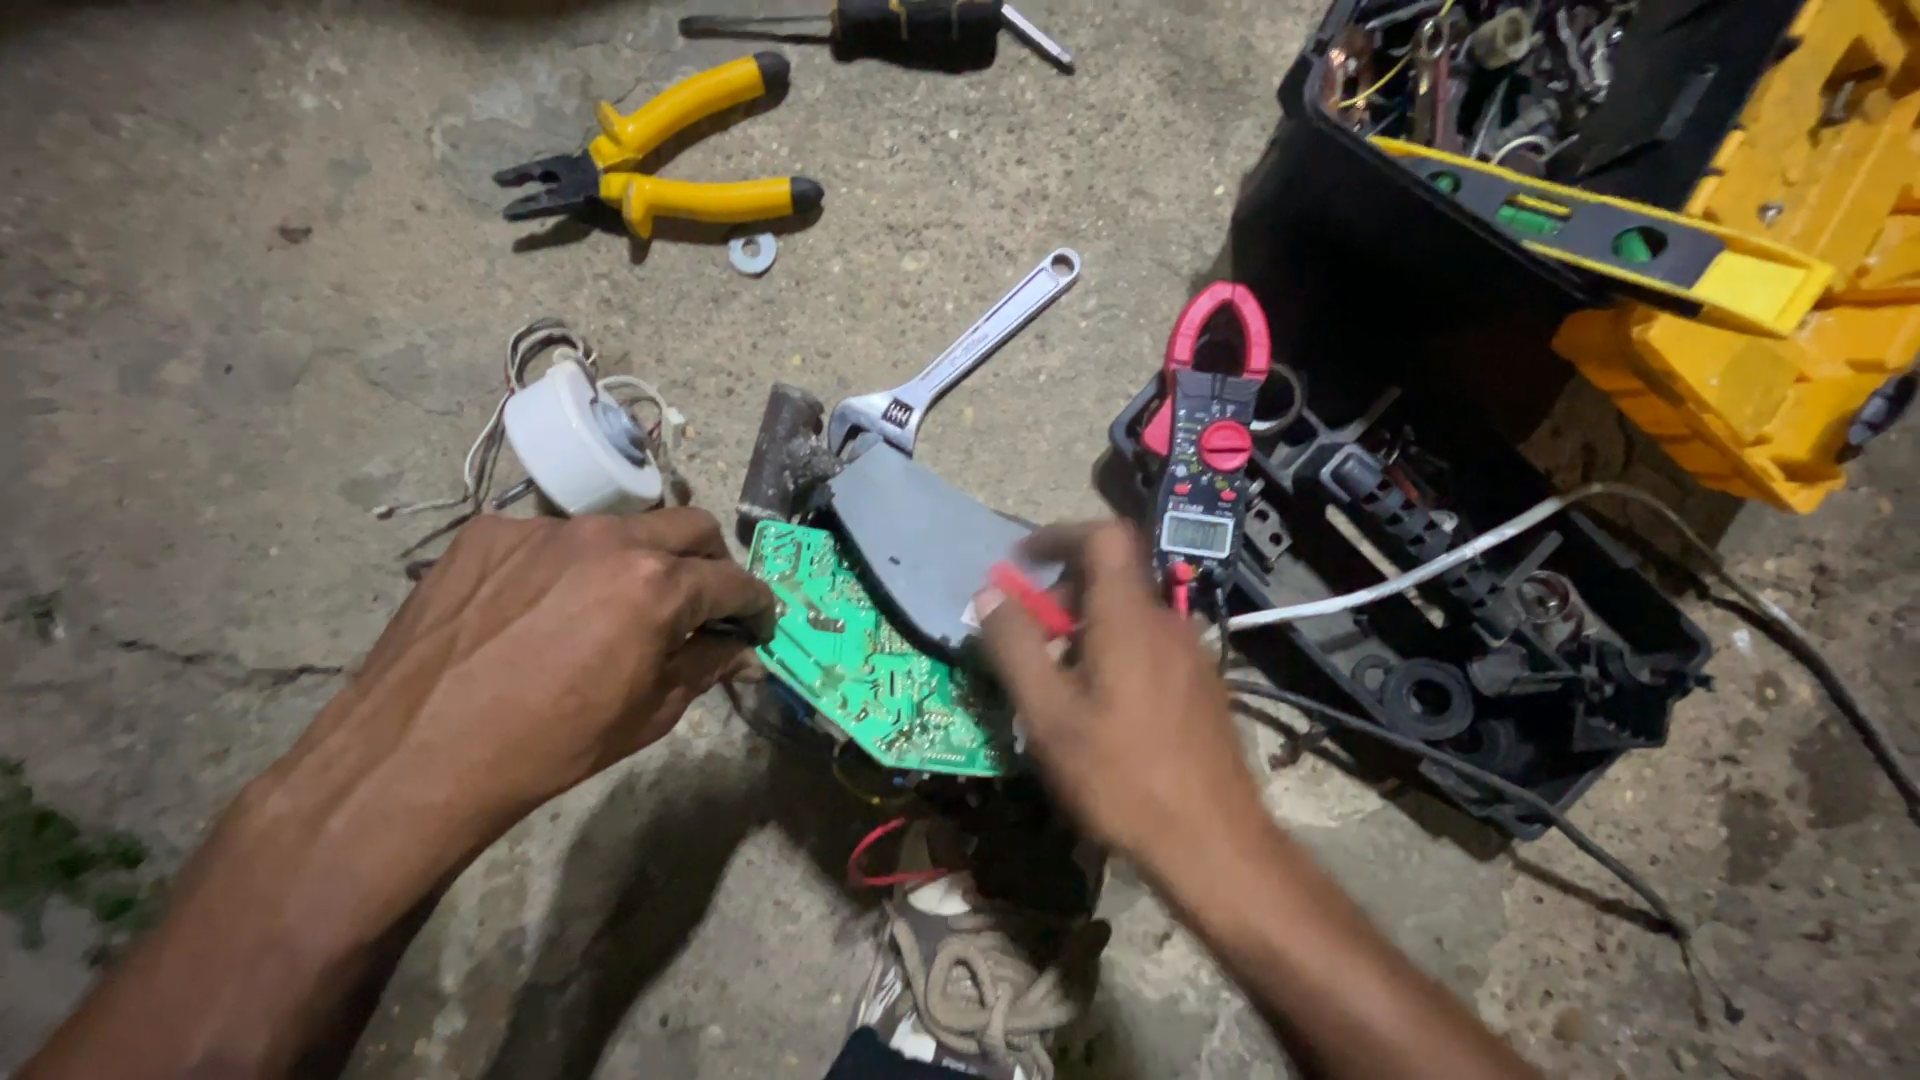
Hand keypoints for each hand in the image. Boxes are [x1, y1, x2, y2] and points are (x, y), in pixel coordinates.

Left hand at [318, 509, 775, 824]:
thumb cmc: (549, 747)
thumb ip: (705, 666)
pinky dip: (569, 565)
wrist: (415, 757)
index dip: (755, 603)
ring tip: (614, 604)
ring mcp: (545, 527)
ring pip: (621, 527)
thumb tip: (741, 649)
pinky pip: (553, 537)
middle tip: (701, 601)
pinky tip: (543, 607)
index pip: (733, 579)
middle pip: (691, 526)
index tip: (756, 621)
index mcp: (657, 586)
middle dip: (711, 562)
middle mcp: (609, 538)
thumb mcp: (649, 714)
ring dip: (639, 559)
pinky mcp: (490, 531)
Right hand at [978, 522, 1262, 870]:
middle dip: (1063, 595)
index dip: (1059, 535)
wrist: (1213, 842)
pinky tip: (1103, 711)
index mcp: (1129, 617)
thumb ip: (1014, 646)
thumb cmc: (1120, 776)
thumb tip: (989, 594)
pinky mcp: (1204, 687)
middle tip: (1031, 642)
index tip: (1021, 561)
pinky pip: (1150, 646)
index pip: (1103, 536)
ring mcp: (1193, 655)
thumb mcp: (1048, 714)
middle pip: (1113, 578)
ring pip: (1131, 616)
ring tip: (1060, 684)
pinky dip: (1115, 652)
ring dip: (1087, 629)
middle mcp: (1168, 623)